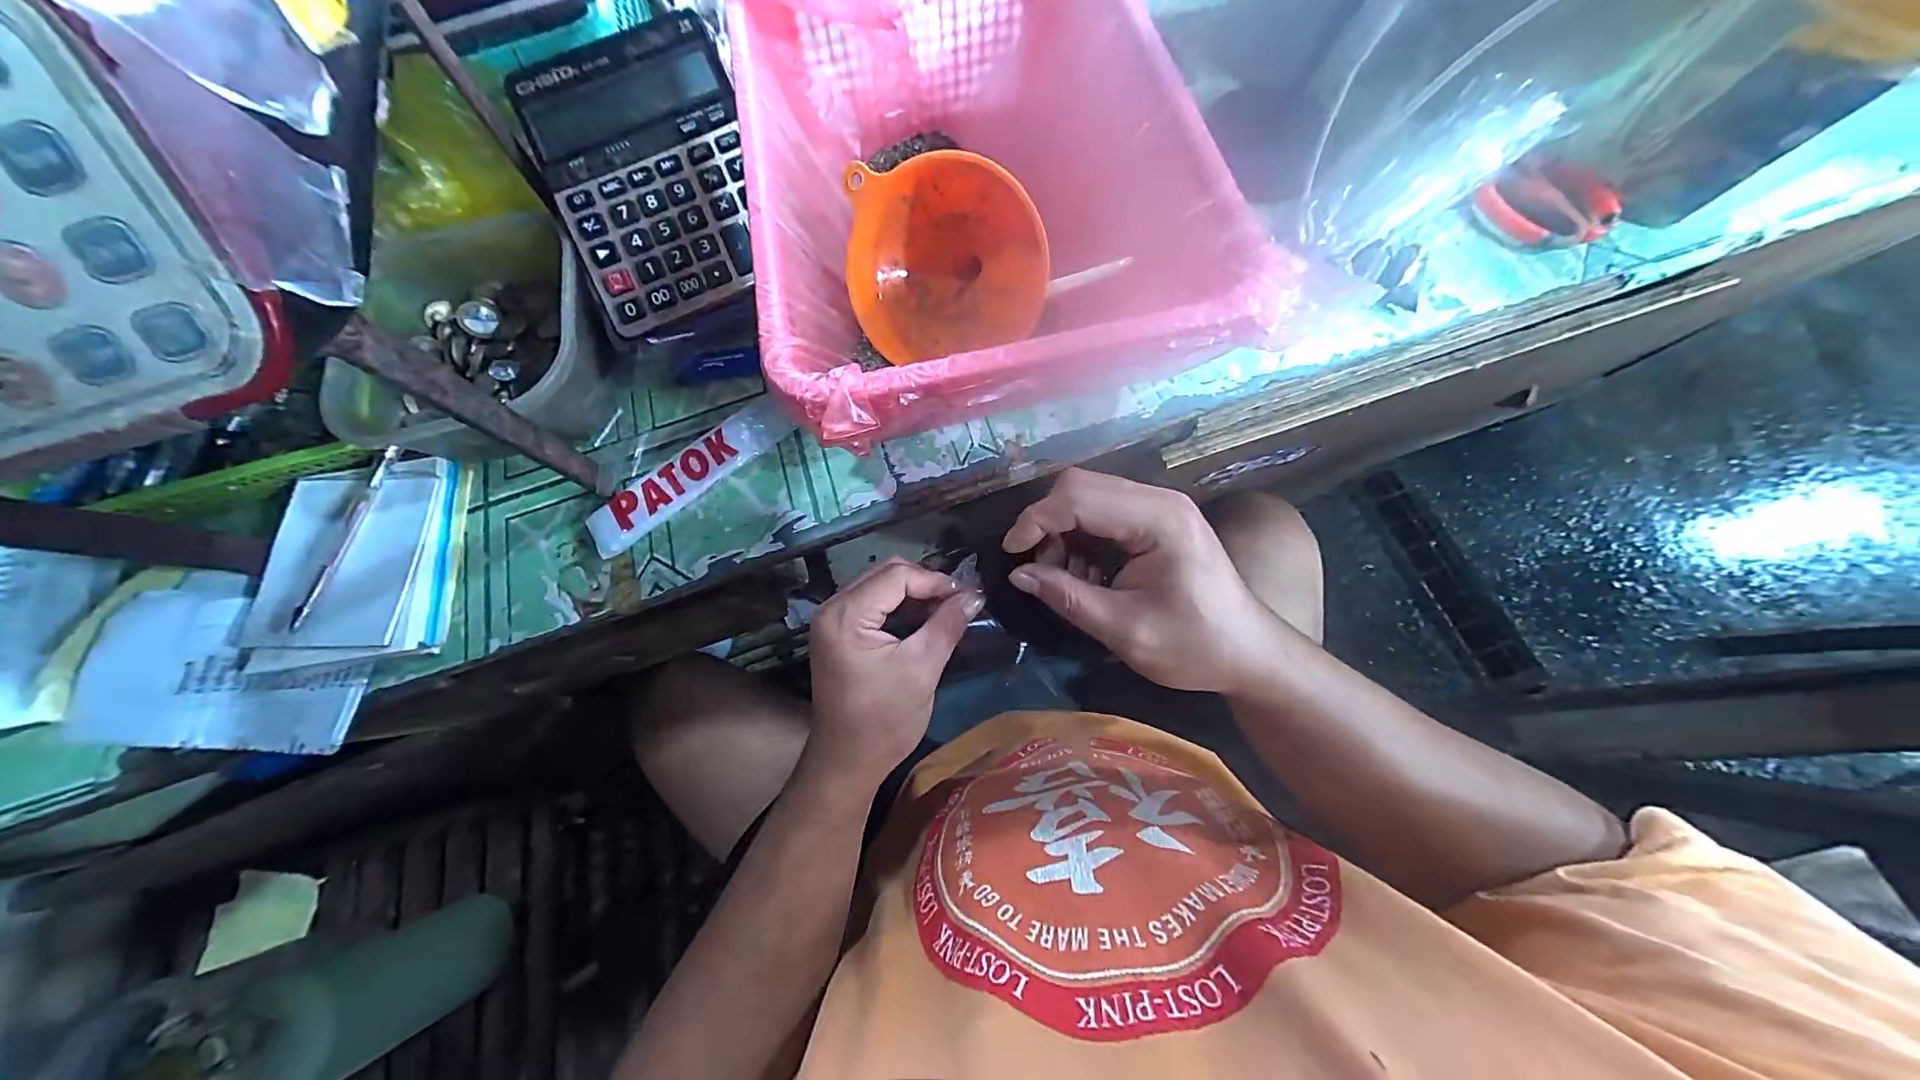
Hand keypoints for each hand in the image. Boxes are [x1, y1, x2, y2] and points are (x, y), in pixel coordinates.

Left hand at [807, 558, 982, 785]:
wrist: (847, 762)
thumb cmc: (884, 720)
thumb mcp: (922, 669)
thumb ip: (947, 625)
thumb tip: (974, 595)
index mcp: (845, 615)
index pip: (896, 576)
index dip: (935, 581)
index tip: (967, 596)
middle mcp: (832, 608)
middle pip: (885, 574)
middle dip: (924, 583)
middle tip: (958, 601)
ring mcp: (832, 620)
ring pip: (879, 585)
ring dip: (913, 593)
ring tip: (945, 609)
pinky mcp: (838, 632)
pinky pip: (872, 603)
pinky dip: (899, 606)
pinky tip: (922, 620)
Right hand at [1001, 469, 1289, 694]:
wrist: (1248, 653)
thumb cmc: (1193, 646)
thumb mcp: (1124, 630)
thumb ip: (1068, 597)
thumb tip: (1019, 574)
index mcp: (1157, 519)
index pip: (1078, 496)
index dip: (1035, 521)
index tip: (1011, 555)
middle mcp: (1159, 499)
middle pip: (1080, 485)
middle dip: (1048, 523)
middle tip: (1041, 569)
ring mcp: (1160, 506)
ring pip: (1088, 496)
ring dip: (1064, 531)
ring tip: (1067, 578)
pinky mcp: (1156, 519)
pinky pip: (1103, 511)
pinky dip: (1082, 537)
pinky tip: (1088, 574)